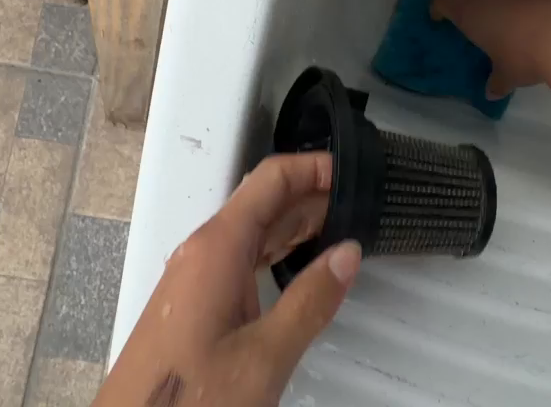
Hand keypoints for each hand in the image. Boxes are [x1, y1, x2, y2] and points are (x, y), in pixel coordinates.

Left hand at [94, 153, 360, 405]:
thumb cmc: (191, 401)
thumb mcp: (263, 358)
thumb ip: (310, 301)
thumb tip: (348, 253)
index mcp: (217, 246)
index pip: (270, 179)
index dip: (312, 167)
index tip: (351, 171)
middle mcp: (203, 251)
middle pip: (263, 201)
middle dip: (311, 195)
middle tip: (359, 201)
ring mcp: (196, 277)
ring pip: (254, 231)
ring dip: (297, 224)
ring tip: (342, 226)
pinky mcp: (194, 303)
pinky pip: (243, 259)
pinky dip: (278, 252)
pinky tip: (302, 266)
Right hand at [430, 0, 550, 95]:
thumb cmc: (524, 56)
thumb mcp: (507, 76)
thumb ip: (497, 82)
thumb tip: (492, 93)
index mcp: (471, 15)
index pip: (443, 0)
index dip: (437, 7)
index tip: (439, 19)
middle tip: (468, 14)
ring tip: (503, 19)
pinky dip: (520, 1)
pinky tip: (532, 20)